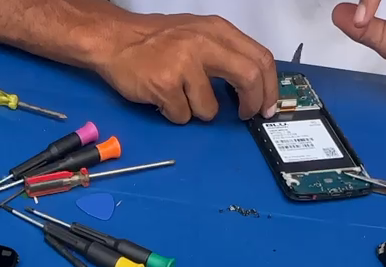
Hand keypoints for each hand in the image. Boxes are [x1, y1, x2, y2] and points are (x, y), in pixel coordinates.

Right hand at [95, 13, 277, 122]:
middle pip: (248, 77)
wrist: (116, 41)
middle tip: (245, 116)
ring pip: (210, 109)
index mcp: (217, 30)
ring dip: (198, 113)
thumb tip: (251, 86)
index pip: (260, 57)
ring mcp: (185, 63)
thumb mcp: (197, 35)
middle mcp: (205, 42)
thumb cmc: (157, 42)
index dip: (269, 88)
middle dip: (252, 104)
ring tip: (181, 99)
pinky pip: (182, 116)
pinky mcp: (166, 84)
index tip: (267, 107)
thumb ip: (224, 55)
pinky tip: (163, 99)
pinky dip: (175, 115)